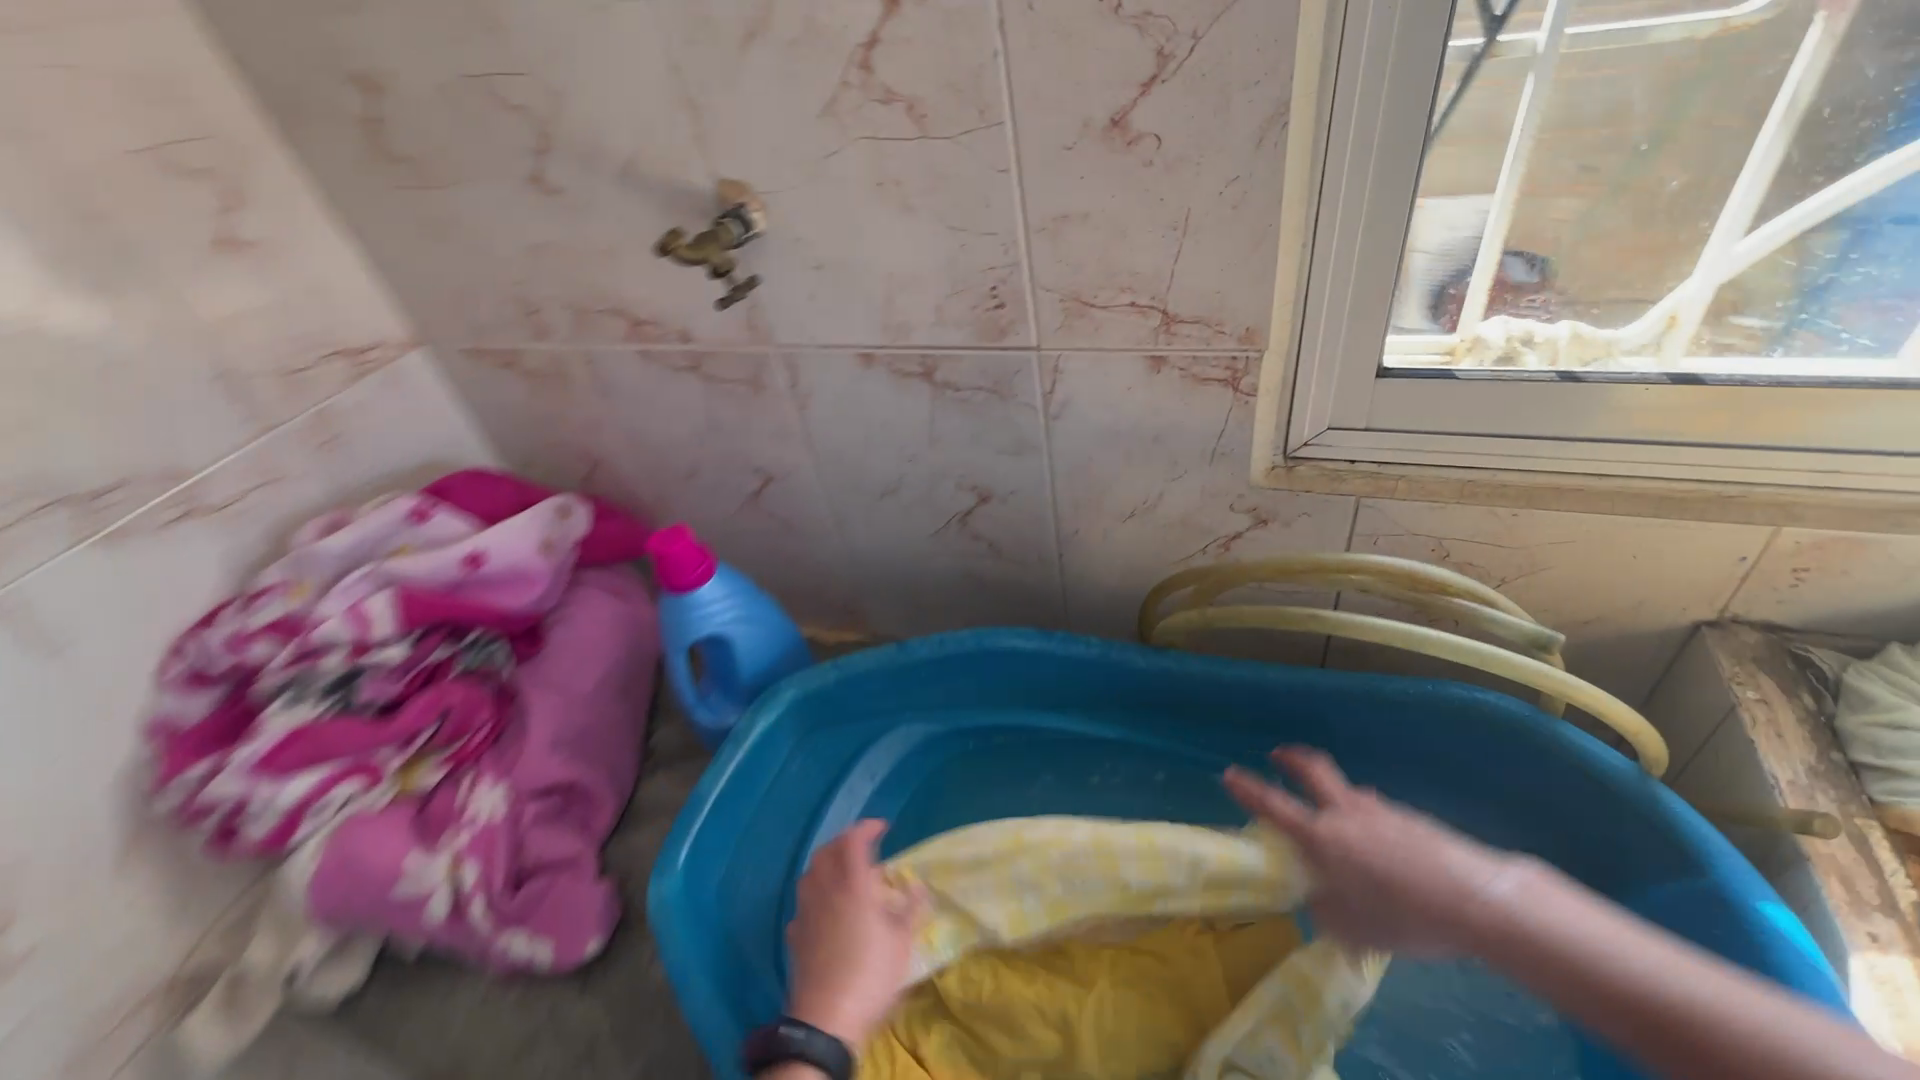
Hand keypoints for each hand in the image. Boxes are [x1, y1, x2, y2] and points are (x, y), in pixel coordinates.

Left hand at [785, 820, 927, 1047]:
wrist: (826, 1018)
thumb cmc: (870, 974)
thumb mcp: (902, 941)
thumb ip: (910, 908)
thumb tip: (917, 884)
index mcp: (852, 884)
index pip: (853, 840)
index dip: (867, 828)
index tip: (883, 827)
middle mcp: (824, 890)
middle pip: (826, 851)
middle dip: (844, 842)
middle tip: (864, 846)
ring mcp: (805, 912)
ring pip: (810, 874)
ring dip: (827, 864)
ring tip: (846, 874)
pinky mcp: (795, 935)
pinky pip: (804, 901)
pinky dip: (817, 893)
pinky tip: (828, 909)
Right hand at [1224, 746, 1530, 955]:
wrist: (1479, 900)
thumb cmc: (1405, 917)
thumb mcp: (1352, 928)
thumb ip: (1324, 909)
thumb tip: (1320, 896)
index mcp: (1322, 838)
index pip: (1274, 806)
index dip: (1248, 789)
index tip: (1229, 773)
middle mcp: (1346, 814)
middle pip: (1313, 770)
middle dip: (1290, 759)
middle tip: (1277, 755)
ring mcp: (1382, 811)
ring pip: (1348, 792)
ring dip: (1333, 793)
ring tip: (1333, 817)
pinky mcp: (1412, 819)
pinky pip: (1376, 811)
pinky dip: (1364, 817)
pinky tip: (1379, 847)